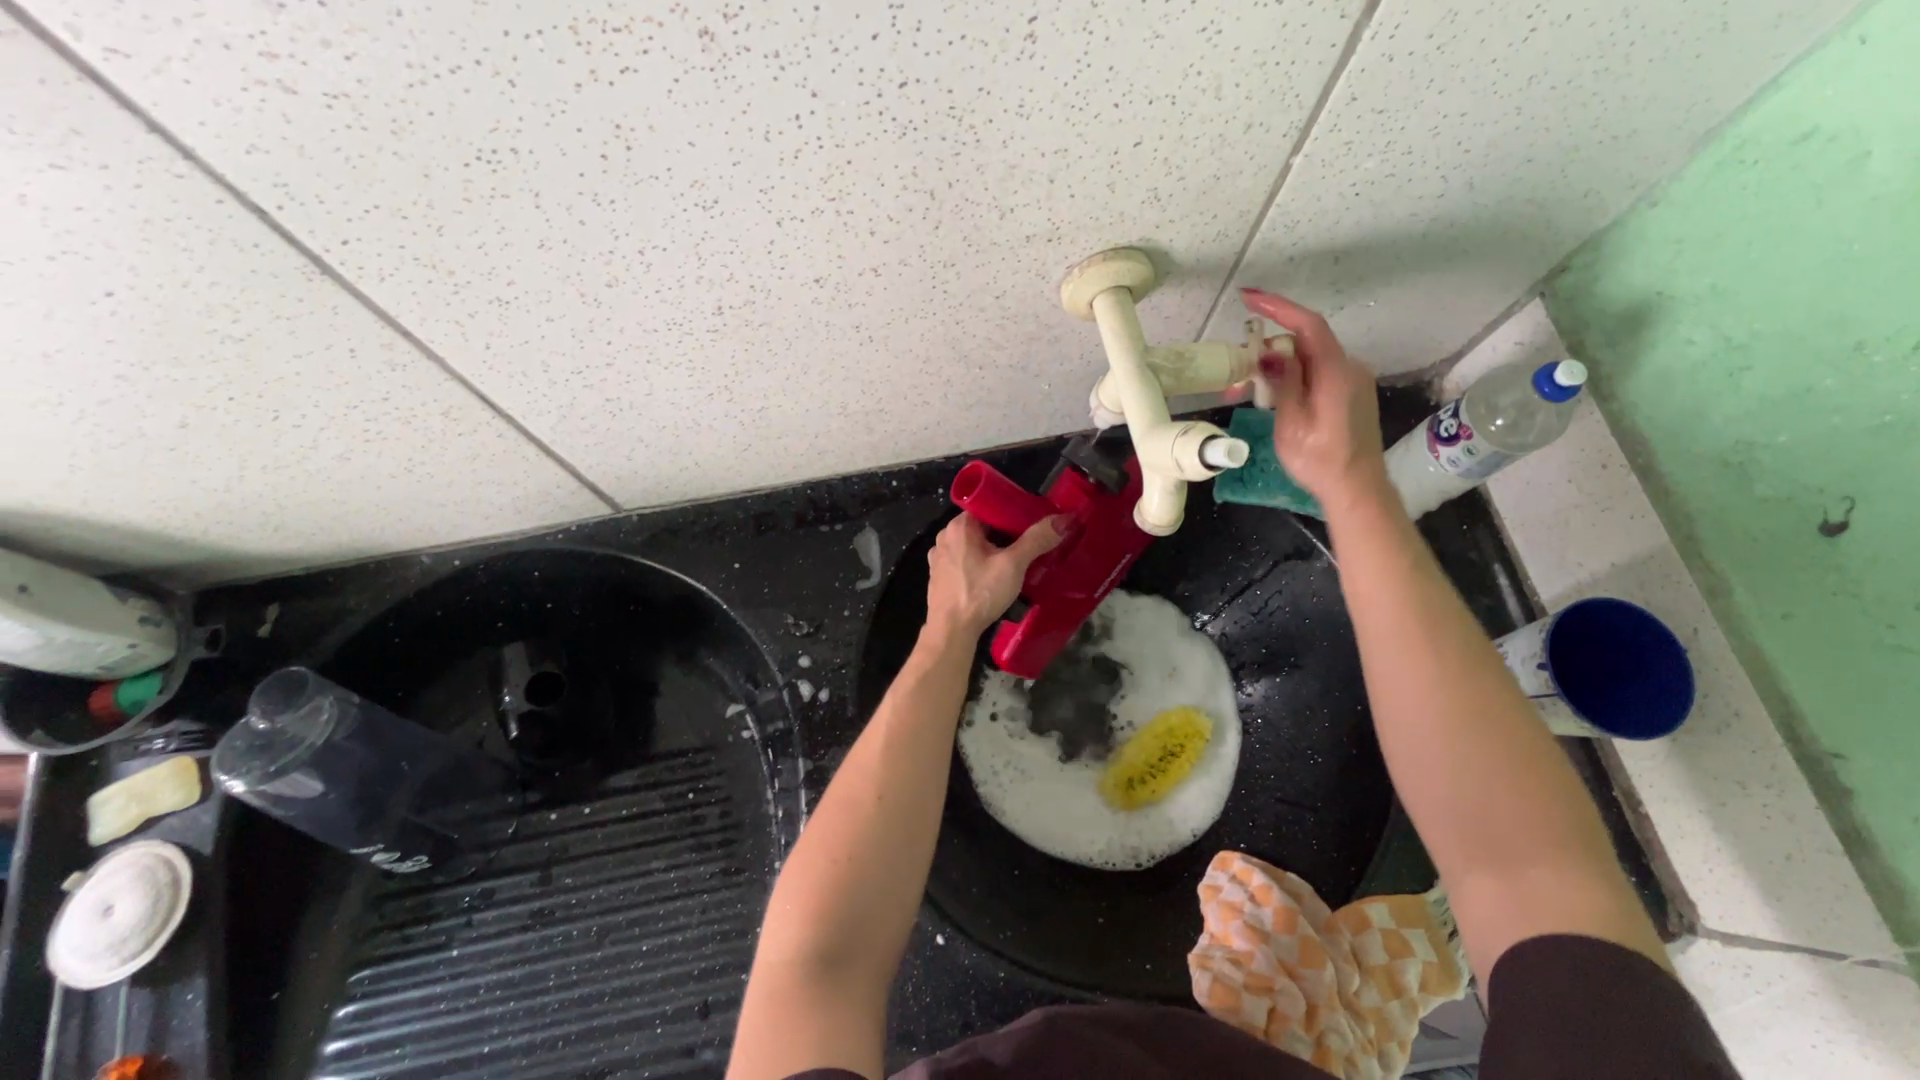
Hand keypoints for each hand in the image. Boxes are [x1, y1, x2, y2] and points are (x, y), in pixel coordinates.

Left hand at [924, 513, 1068, 641]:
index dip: (1011, 513)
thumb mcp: (1014, 564)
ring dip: (992, 551)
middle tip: (1028, 545)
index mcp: (960, 526)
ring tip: (1015, 563)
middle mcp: (945, 536)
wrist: (951, 631)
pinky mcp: (938, 577)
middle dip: (1004, 534)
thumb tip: (1064, 519)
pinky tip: (993, 578)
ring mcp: (938, 558)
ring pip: (972, 546)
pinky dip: (978, 565)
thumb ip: (1038, 540)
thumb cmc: (980, 593)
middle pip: (981, 527)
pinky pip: (963, 562)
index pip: (989, 507)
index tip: (1031, 524)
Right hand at [1241, 288, 1390, 510]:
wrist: (1357, 489)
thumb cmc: (1321, 461)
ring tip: (1247, 391)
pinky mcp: (1350, 394)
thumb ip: (1284, 382)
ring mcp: (1352, 380)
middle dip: (1268, 349)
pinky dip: (1293, 376)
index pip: (1307, 325)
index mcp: (1335, 371)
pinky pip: (1317, 373)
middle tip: (1237, 371)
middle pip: (1305, 342)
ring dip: (1278, 367)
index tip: (1248, 298)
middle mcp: (1349, 368)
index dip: (1278, 307)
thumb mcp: (1292, 423)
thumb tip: (1272, 353)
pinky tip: (1272, 397)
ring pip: (1310, 359)